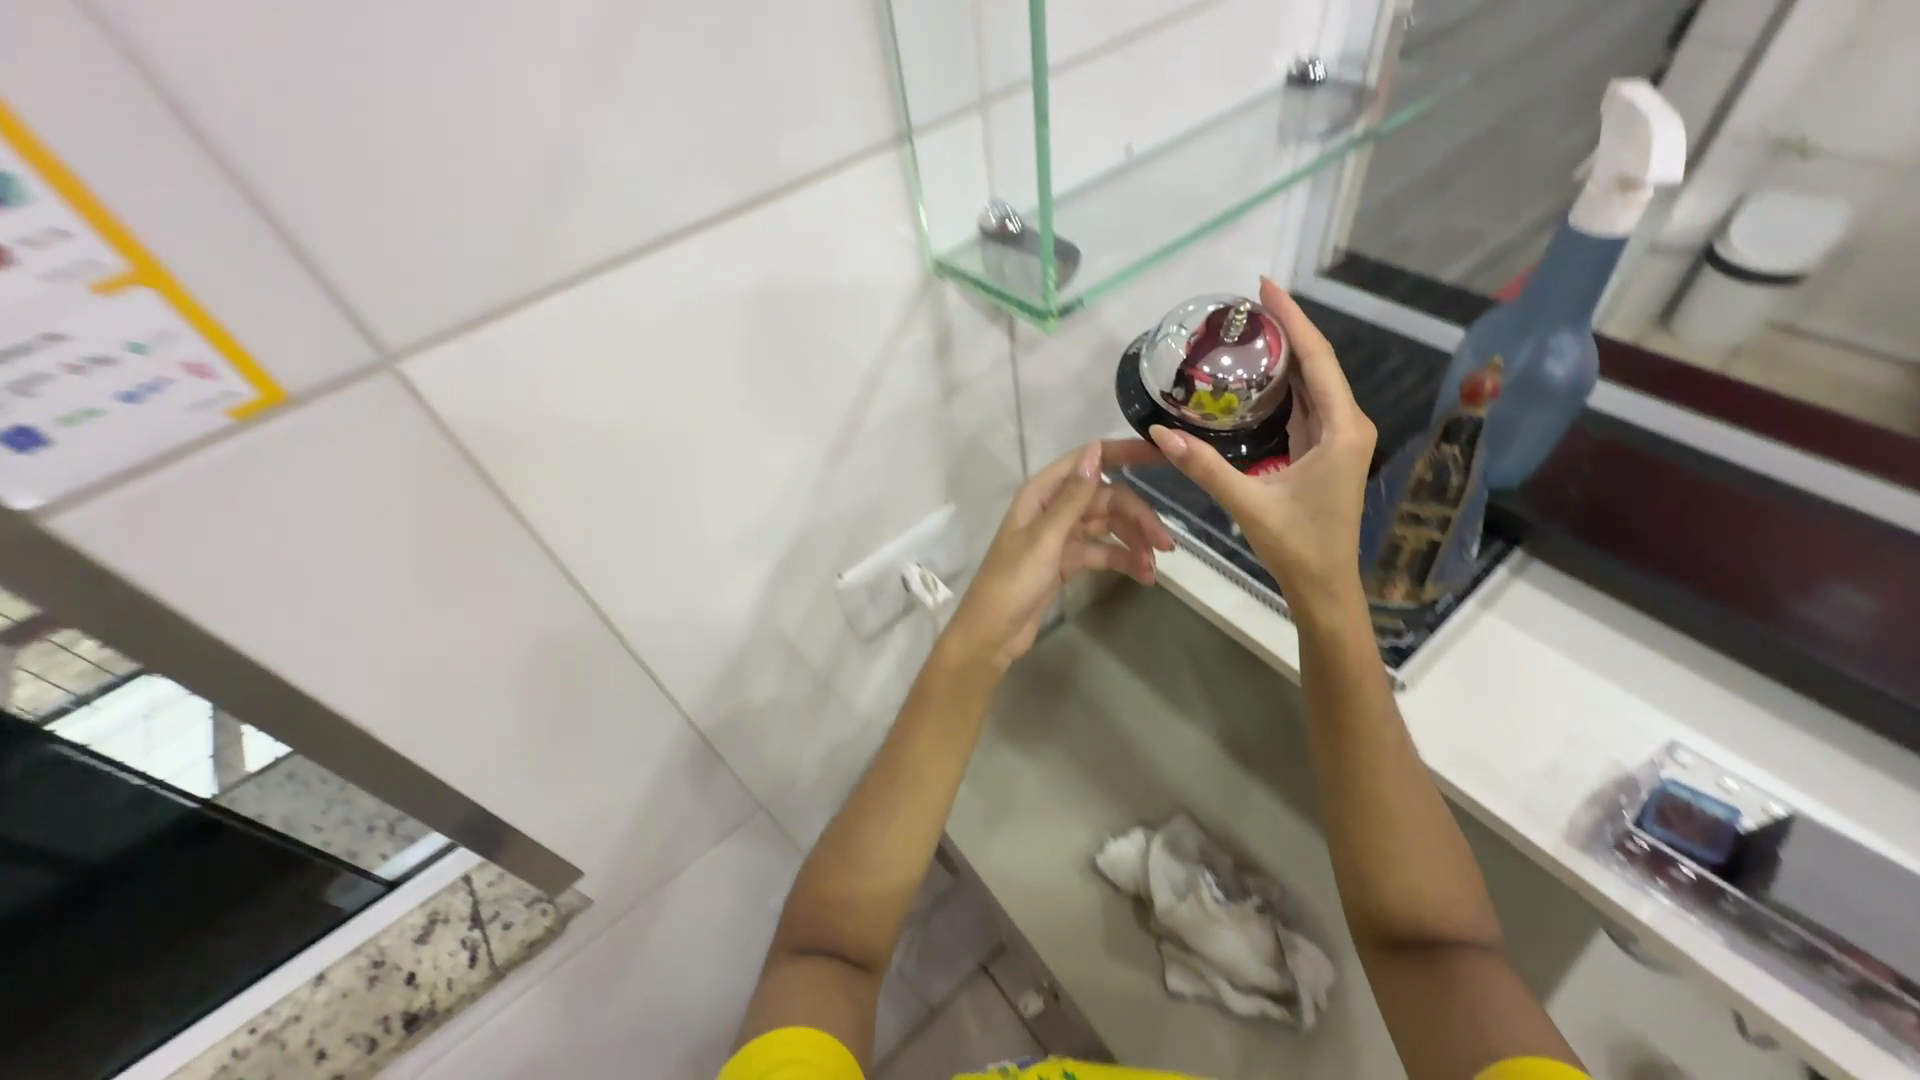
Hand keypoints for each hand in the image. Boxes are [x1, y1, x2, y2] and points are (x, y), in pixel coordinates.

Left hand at [938, 439, 1172, 673]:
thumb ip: (1072, 497)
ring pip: (1108, 526)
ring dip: (1134, 541)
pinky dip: (1122, 560)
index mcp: (1041, 493)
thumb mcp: (1045, 538)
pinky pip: (1102, 552)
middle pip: (1106, 498)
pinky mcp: (1067, 561)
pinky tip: (1143, 575)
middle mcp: (1053, 508)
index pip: (1088, 461)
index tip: (1161, 455)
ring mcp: (1061, 535)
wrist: (992, 632)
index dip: (1124, 453)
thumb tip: (1096, 450)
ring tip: (1155, 565)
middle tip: (1166, 543)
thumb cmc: (1012, 581)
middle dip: (1137, 516)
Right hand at [1148, 280, 1375, 613]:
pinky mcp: (1326, 450)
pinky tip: (1259, 376)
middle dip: (1286, 330)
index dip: (1293, 319)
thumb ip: (1204, 467)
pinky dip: (1285, 384)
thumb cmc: (1298, 545)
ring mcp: (1338, 438)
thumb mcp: (1248, 503)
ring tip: (1250, 329)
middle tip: (1247, 305)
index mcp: (1341, 429)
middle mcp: (1347, 425)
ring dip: (1286, 355)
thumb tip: (1160, 433)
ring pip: (1313, 383)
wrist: (1325, 585)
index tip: (1266, 286)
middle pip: (1318, 364)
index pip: (1318, 360)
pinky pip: (1307, 405)